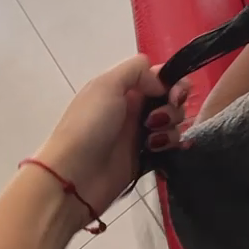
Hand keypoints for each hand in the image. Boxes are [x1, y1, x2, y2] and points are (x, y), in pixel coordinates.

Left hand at [31, 55, 185, 226]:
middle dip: (175, 103)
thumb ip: (138, 70)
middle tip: (161, 116)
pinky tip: (156, 148)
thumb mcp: (106, 85)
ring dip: (171, 125)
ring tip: (152, 137)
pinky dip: (170, 143)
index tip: (172, 93)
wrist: (73, 178)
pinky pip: (171, 143)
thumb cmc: (88, 127)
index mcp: (124, 88)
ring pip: (174, 119)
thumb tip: (162, 84)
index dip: (172, 81)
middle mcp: (134, 107)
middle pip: (171, 96)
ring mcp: (141, 132)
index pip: (159, 75)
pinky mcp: (147, 156)